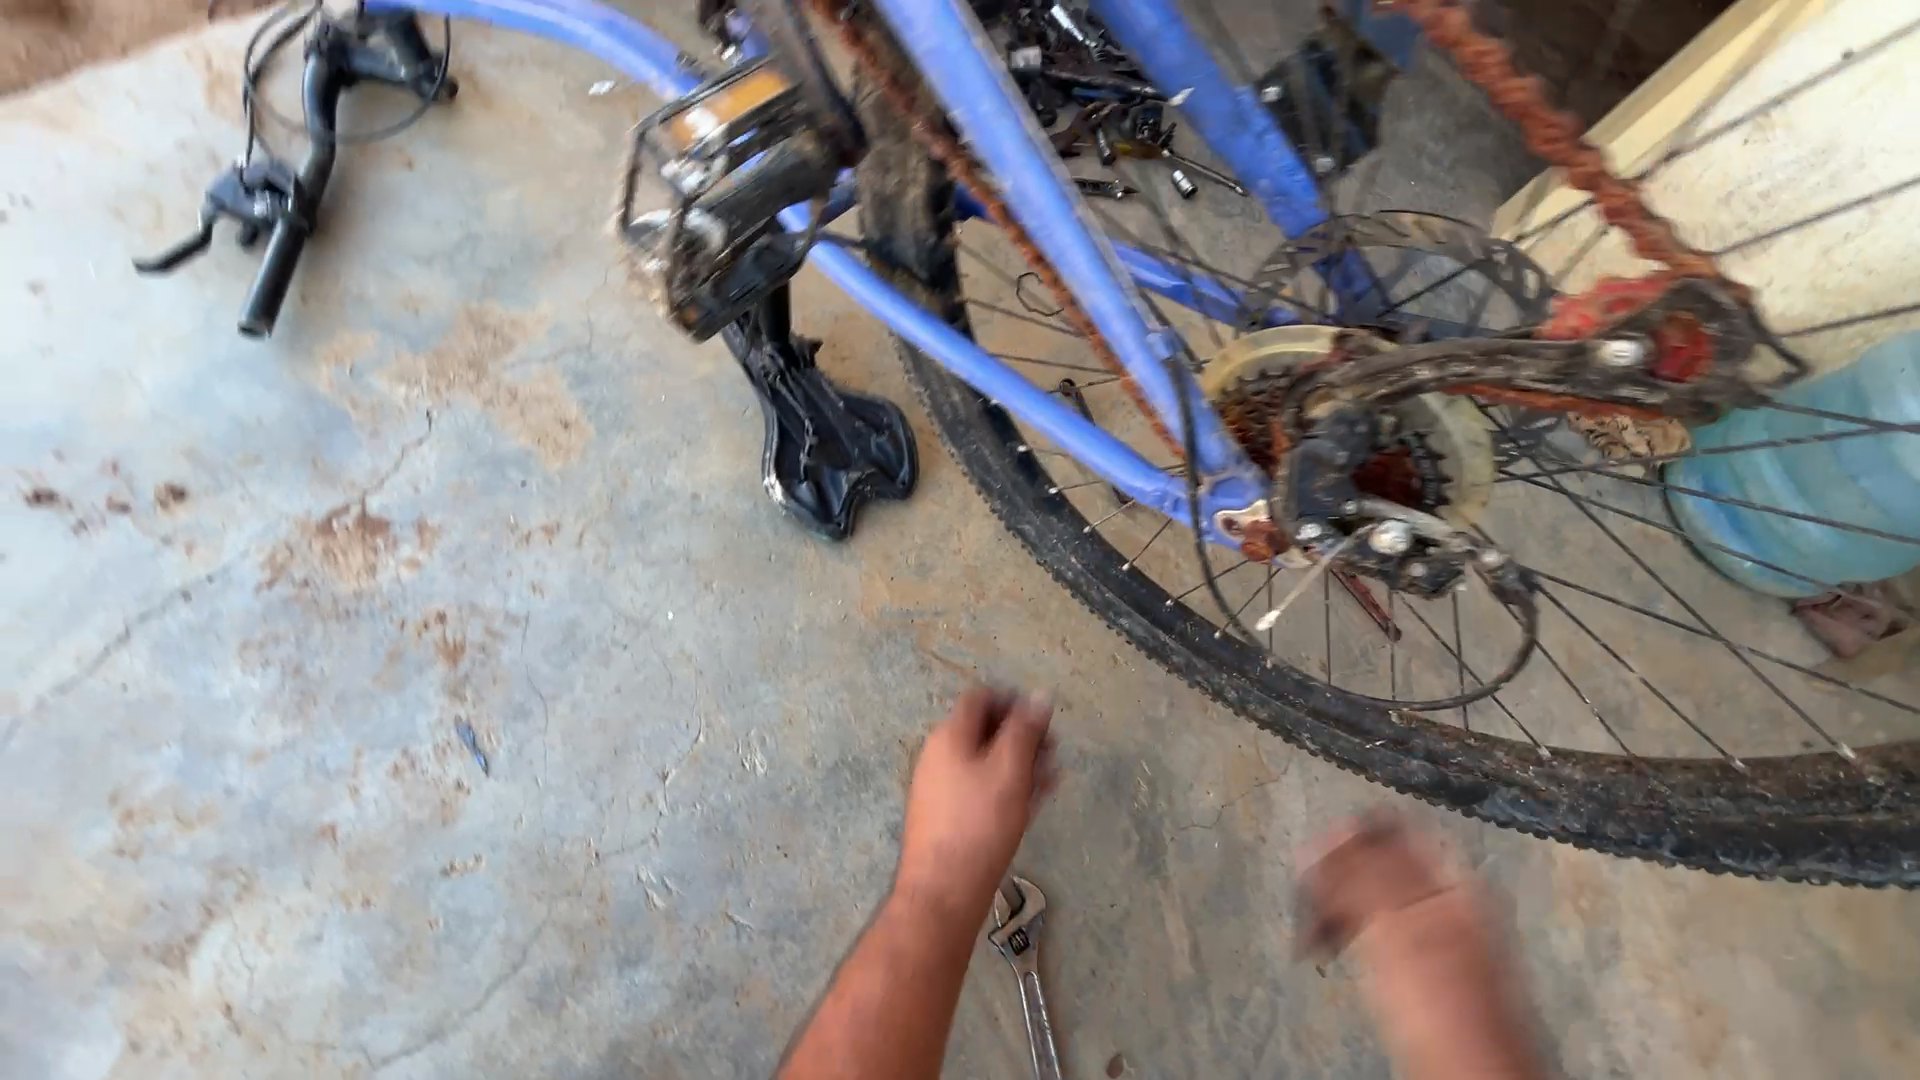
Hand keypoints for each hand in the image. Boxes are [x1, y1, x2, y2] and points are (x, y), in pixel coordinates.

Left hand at [894, 686, 1056, 919]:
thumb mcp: (1009, 769)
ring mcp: (942, 787)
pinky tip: (1034, 800)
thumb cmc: (980, 823)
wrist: (943, 891)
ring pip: (986, 762)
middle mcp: (940, 755)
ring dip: (1020, 762)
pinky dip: (1007, 787)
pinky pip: (981, 789)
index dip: (1012, 700)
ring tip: (1052, 776)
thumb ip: (1025, 730)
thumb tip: (1039, 695)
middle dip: (1022, 735)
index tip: (1042, 716)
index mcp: (950, 735)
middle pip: (984, 730)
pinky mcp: (949, 817)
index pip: (980, 697)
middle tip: (1053, 749)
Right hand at [1297, 812, 1543, 1079]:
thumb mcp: (1396, 931)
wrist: (1470, 1075)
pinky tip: (1327, 947)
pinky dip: (1342, 928)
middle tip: (1306, 901)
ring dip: (1330, 903)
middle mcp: (1444, 895)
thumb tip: (1332, 828)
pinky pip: (1370, 920)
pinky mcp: (1418, 956)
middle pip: (1373, 856)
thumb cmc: (1438, 1004)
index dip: (1345, 835)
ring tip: (1311, 935)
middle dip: (1332, 873)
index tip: (1310, 858)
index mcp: (1450, 880)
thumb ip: (1365, 876)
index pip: (1387, 827)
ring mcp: (1433, 926)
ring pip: (1366, 888)